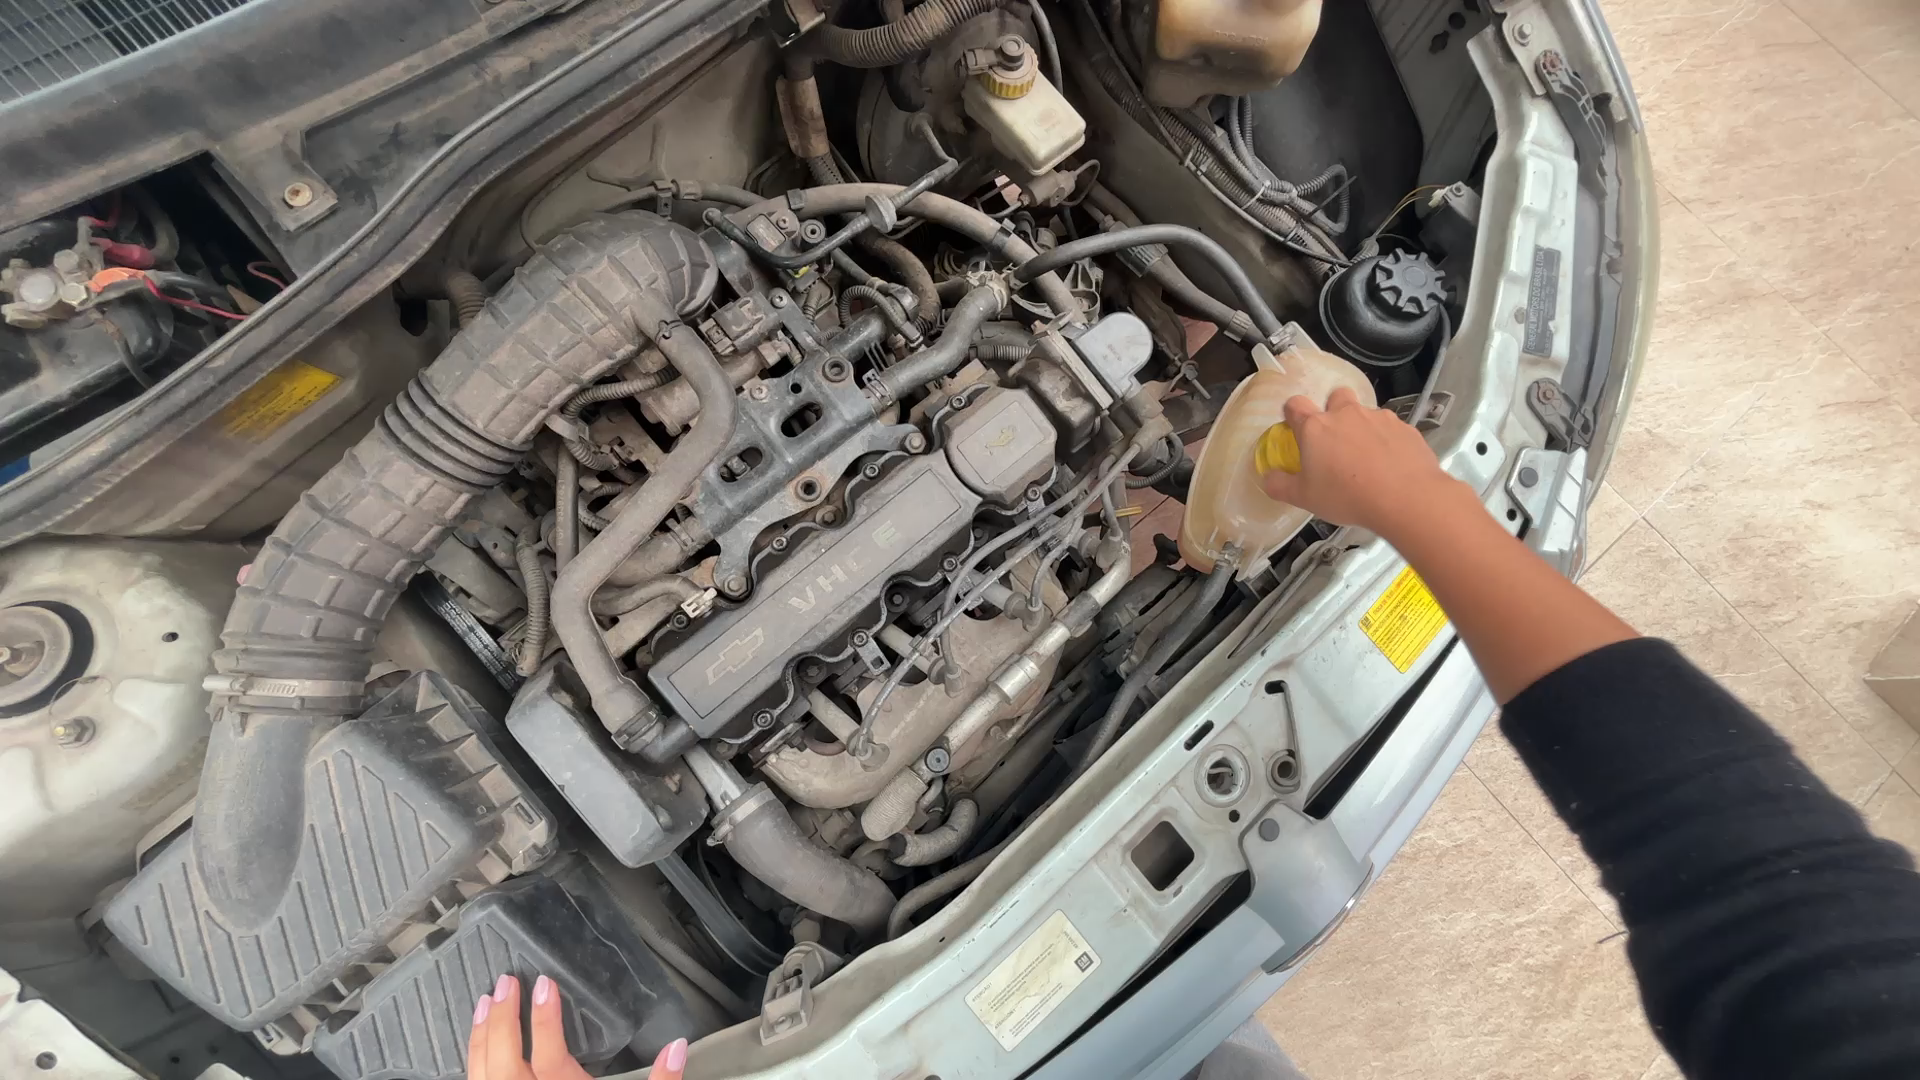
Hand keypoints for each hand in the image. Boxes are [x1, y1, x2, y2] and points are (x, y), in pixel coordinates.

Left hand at [468, 974, 687, 1079]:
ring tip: (479, 1006)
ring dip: (478, 1041)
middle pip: (504, 1062)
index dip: (544, 1016)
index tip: (543, 981)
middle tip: (502, 982)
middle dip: (501, 1019)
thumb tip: (679, 1044)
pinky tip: (474, 1058)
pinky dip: (472, 1072)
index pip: (548, 1053)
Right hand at [1256, 386, 1466, 540]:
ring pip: (1364, 413)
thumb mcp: (1302, 497)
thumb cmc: (1347, 495)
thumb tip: (1269, 477)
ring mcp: (1378, 418)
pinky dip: (1385, 440)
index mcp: (1315, 427)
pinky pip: (1389, 428)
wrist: (1406, 499)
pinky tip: (1387, 464)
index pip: (1295, 405)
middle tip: (1333, 438)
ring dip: (1360, 427)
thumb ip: (1279, 484)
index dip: (1292, 414)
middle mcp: (1346, 414)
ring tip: (1363, 457)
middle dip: (1333, 410)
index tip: (1295, 429)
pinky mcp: (1405, 428)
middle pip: (1335, 396)